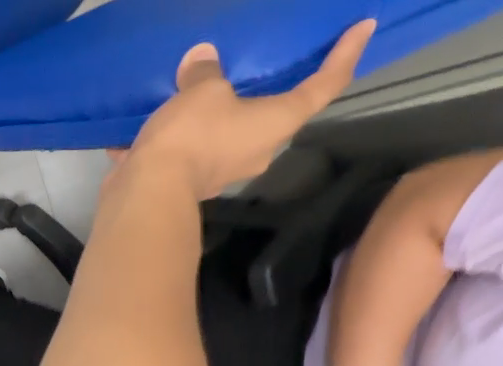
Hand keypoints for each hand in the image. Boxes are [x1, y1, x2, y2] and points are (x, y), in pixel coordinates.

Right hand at [118, 20, 376, 200]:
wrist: (146, 194)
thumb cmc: (191, 136)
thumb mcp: (201, 92)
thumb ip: (204, 73)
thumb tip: (201, 56)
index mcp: (280, 121)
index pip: (326, 83)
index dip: (345, 54)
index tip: (362, 28)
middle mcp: (260, 149)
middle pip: (272, 116)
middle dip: (264, 97)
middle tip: (255, 76)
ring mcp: (224, 172)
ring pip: (226, 138)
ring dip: (213, 124)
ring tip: (192, 108)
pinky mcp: (189, 186)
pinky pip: (188, 157)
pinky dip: (176, 146)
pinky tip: (152, 138)